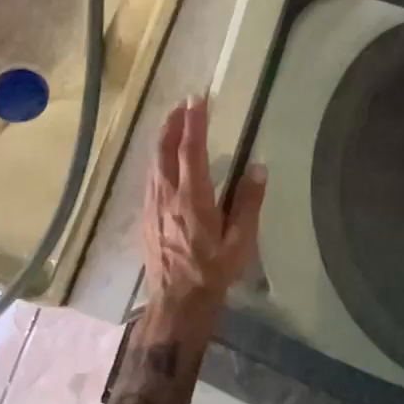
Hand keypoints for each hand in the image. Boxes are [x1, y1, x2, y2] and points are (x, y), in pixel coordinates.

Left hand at [139, 96, 265, 336]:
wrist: (177, 303)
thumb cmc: (214, 271)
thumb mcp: (240, 240)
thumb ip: (248, 202)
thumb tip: (257, 167)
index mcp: (192, 198)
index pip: (190, 150)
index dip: (194, 122)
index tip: (197, 99)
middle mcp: (167, 196)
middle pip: (164, 151)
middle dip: (173, 124)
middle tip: (183, 104)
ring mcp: (152, 207)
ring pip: (153, 164)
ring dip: (163, 140)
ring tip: (173, 124)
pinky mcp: (146, 219)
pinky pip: (150, 179)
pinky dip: (157, 160)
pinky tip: (163, 161)